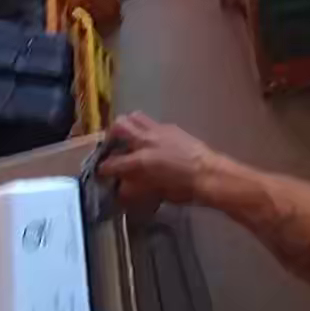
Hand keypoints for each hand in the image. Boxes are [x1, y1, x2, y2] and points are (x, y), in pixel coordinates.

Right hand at [98, 114, 229, 211]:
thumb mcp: (155, 192)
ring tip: (127, 138)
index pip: (114, 163)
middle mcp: (147, 140)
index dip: (104, 168)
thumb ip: (136, 186)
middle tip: (111, 147)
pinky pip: (151, 122)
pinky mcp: (170, 127)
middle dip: (111, 136)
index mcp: (141, 160)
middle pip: (120, 126)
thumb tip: (124, 186)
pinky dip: (144, 130)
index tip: (101, 171)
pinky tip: (149, 140)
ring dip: (127, 126)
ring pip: (134, 117)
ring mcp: (159, 130)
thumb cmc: (183, 189)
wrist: (208, 173)